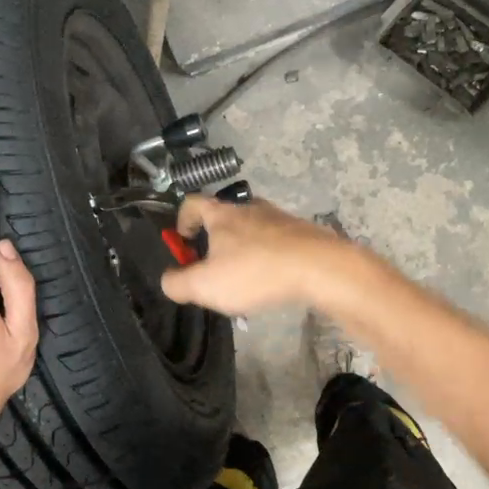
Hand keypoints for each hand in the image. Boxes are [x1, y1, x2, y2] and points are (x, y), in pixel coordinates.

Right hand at [159, 197, 365, 313]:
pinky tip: (272, 280)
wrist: (320, 267)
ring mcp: (279, 218)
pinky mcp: (302, 233)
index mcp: (222, 214)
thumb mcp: (205, 285)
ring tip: (244, 278)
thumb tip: (168, 280)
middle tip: (212, 266)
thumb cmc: (255, 271)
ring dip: (243, 248)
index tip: (182, 239)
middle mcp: (250, 208)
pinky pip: (277, 242)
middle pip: (224, 215)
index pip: (192, 203)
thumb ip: (178, 283)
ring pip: (253, 229)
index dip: (182, 219)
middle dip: (214, 238)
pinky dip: (268, 257)